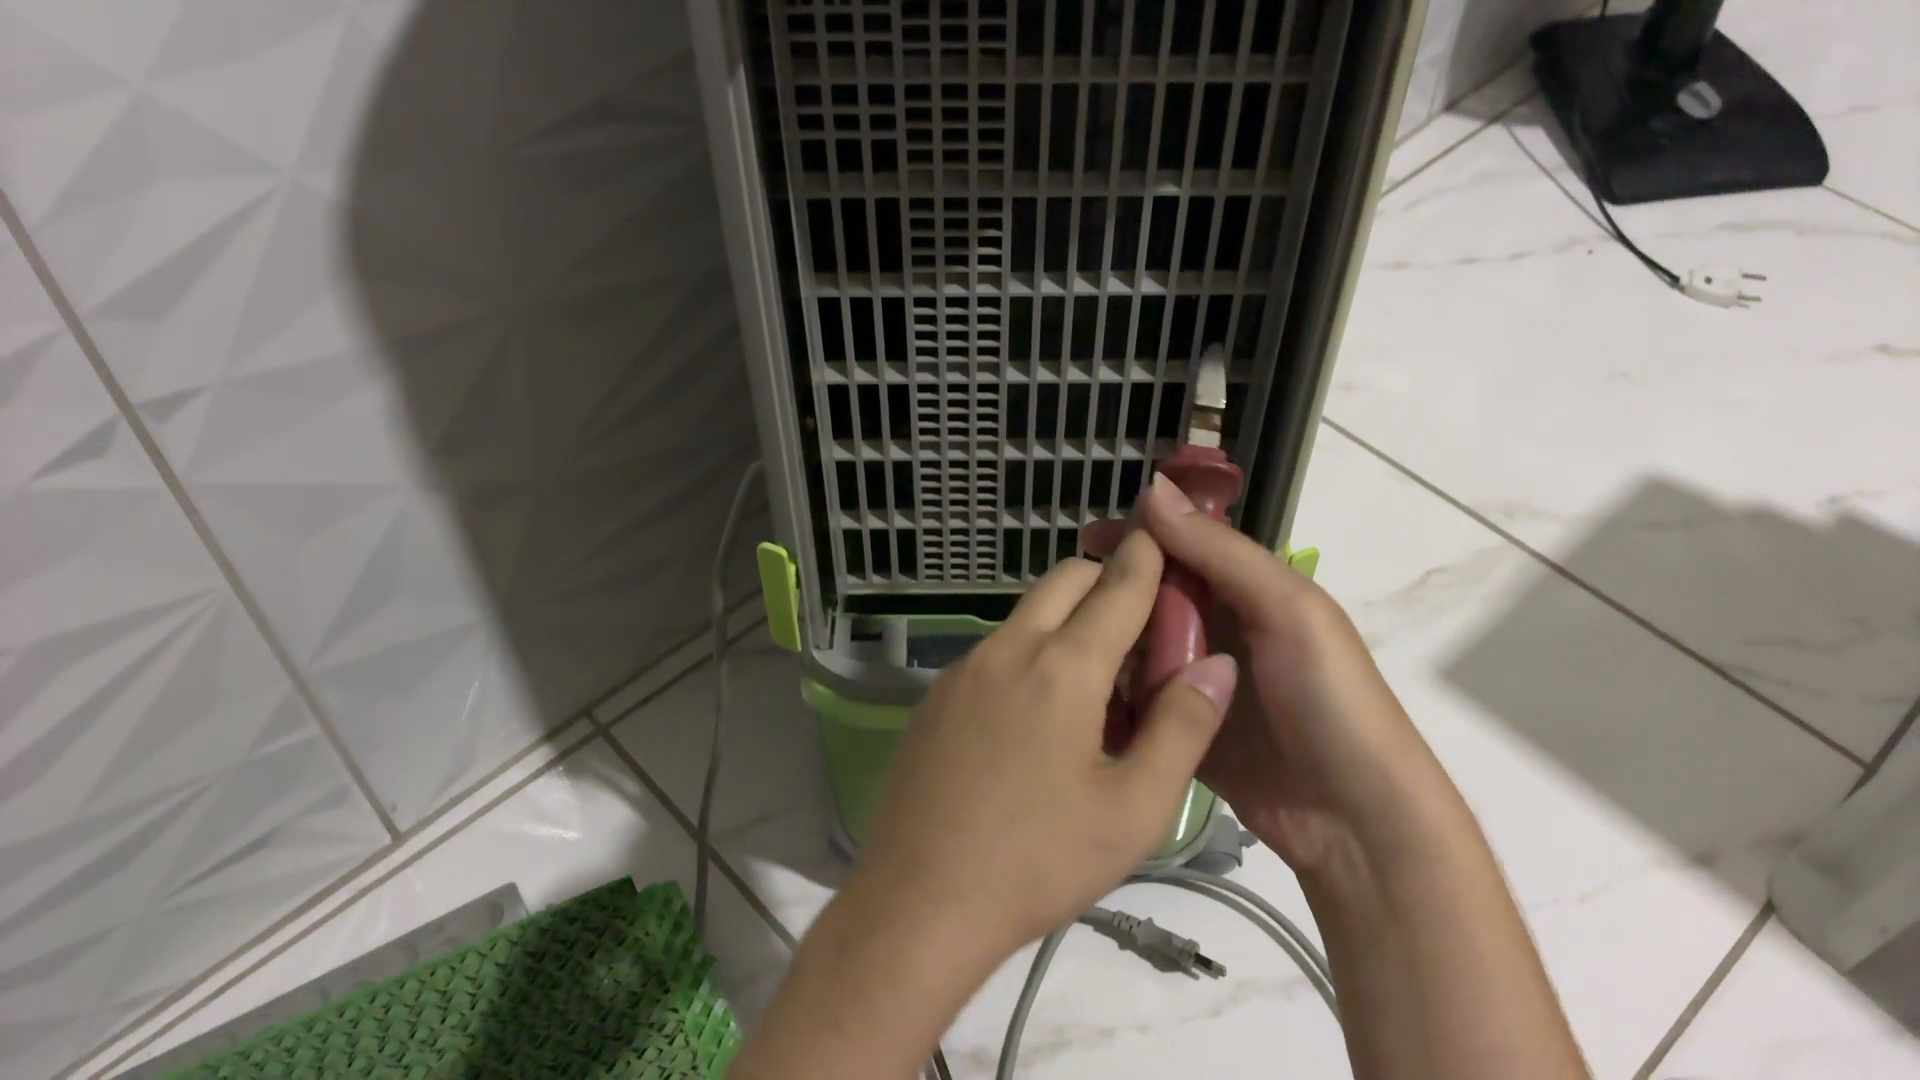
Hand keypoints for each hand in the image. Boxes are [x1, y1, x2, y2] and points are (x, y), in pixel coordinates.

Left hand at [853, 527, 1239, 953]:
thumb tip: (1217, 663)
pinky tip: (1042, 715)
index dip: (1148, 558)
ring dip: (1067, 620)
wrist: (920, 902)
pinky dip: (1031, 653)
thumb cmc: (1038, 861)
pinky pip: (995, 652)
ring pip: (1026, 615)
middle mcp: (1008, 650)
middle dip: (1107, 579)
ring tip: (1100, 678)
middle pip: (1064, 580)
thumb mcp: (1134, 808)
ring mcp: (962, 671)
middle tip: (1143, 621)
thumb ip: (1183, 727)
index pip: (1118, 587)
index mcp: (1063, 668)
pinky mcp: (935, 698)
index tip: (1166, 535)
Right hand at [1084, 477, 1450, 875]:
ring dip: (1106, 642)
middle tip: (1062, 602)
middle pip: (1155, 598)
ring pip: (1140, 649)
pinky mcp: (1184, 731)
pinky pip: (1139, 703)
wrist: (1355, 818)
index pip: (1185, 547)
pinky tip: (1073, 693)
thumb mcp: (1286, 610)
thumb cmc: (1329, 699)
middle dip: (1112, 592)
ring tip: (1058, 646)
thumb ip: (1220, 553)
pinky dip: (1112, 694)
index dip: (1139, 537)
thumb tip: (1152, 488)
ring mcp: (1200, 684)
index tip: (1086, 539)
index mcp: (1251, 592)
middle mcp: (1222, 630)